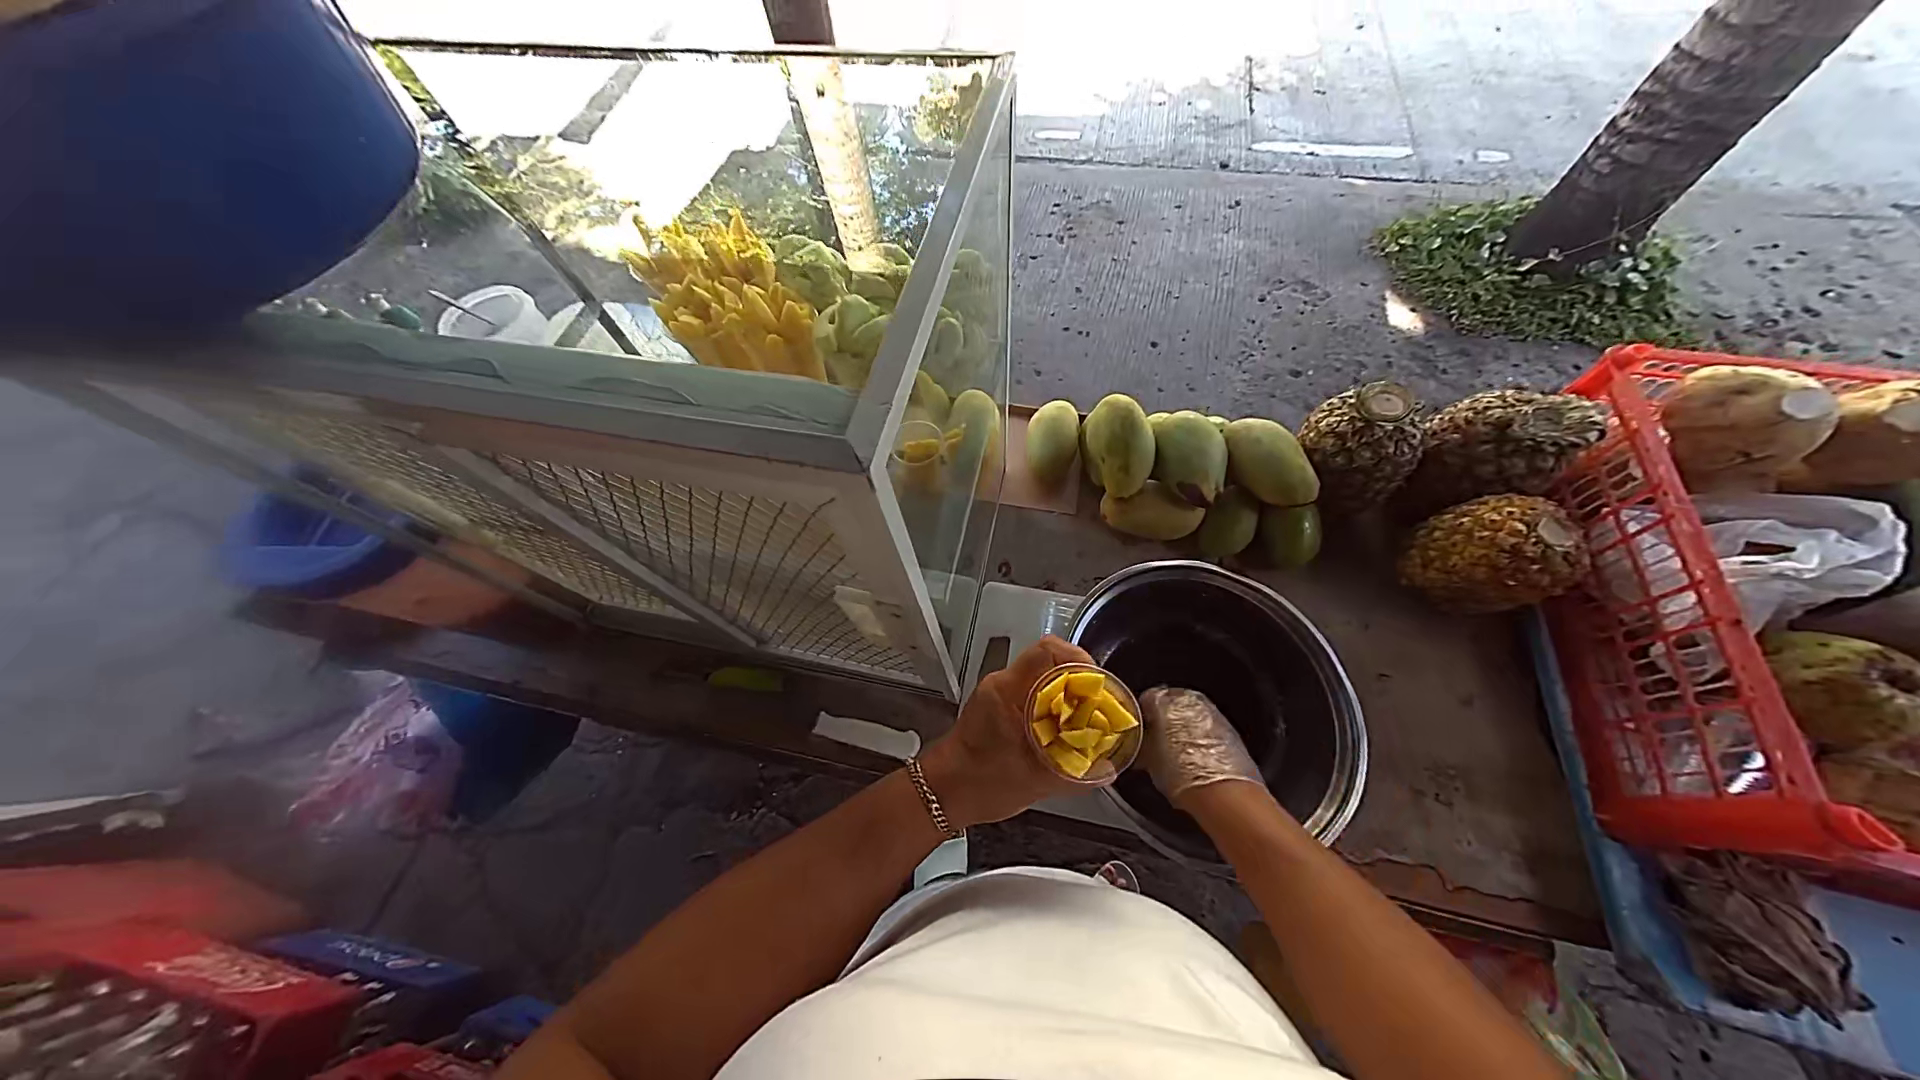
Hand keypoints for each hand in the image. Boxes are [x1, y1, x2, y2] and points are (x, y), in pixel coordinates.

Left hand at [917, 636, 1091, 827]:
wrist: (943, 791)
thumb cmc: (976, 783)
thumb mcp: (1034, 782)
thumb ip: (1075, 774)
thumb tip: (1106, 768)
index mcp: (1007, 691)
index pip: (1047, 650)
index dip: (1078, 659)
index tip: (1095, 683)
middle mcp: (1001, 684)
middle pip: (1049, 661)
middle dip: (1078, 681)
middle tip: (1095, 706)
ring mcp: (998, 692)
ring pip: (1042, 677)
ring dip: (1066, 694)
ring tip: (1082, 721)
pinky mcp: (998, 705)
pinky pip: (1032, 692)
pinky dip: (1051, 705)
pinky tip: (1061, 732)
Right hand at [1139, 687, 1261, 804]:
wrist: (1221, 792)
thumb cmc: (1182, 772)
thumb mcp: (1148, 758)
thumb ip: (1142, 743)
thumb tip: (1142, 744)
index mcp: (1163, 700)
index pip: (1147, 699)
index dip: (1143, 717)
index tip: (1141, 732)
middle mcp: (1189, 700)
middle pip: (1171, 705)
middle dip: (1165, 721)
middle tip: (1158, 744)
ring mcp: (1212, 712)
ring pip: (1191, 716)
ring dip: (1184, 730)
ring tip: (1179, 755)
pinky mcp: (1230, 728)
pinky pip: (1209, 728)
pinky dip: (1202, 739)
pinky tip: (1198, 759)